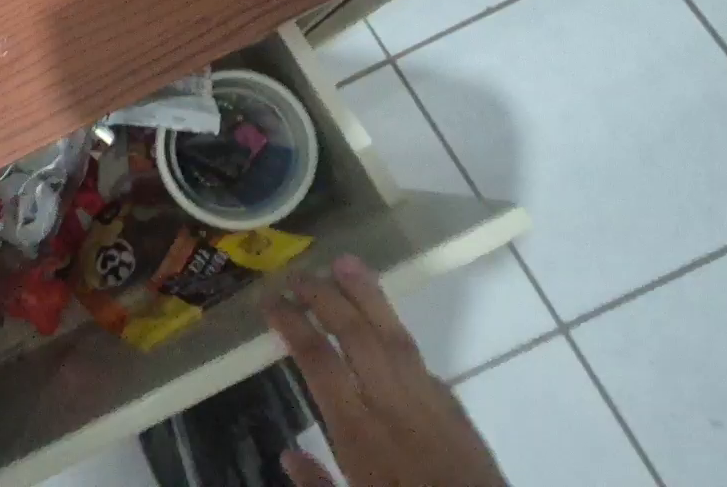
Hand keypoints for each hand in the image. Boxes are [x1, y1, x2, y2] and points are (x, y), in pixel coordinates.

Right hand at [266, 255, 506, 486]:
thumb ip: (319, 485)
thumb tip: (288, 453)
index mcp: (360, 434)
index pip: (319, 361)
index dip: (293, 324)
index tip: (271, 301)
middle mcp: (393, 408)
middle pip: (356, 336)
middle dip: (325, 298)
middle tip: (298, 273)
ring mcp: (429, 404)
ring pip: (394, 336)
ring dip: (367, 296)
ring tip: (345, 261)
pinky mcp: (455, 410)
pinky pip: (420, 360)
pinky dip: (396, 332)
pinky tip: (383, 318)